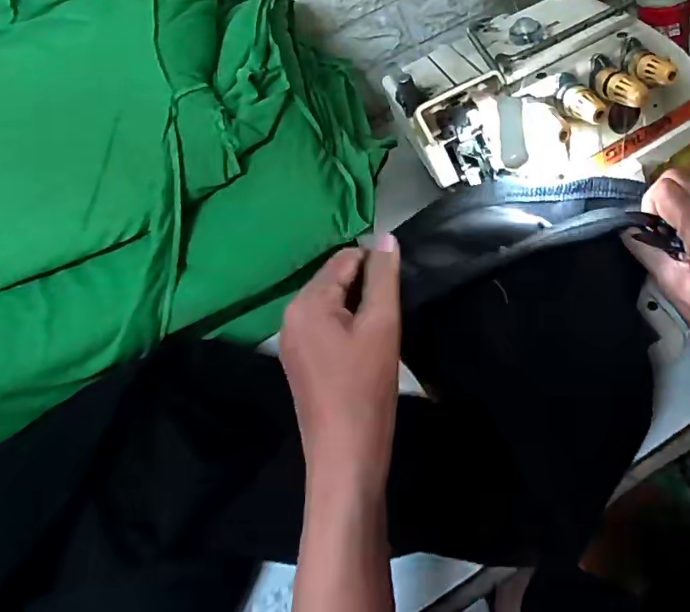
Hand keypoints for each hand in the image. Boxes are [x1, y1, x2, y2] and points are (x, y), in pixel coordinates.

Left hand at [280, 236, 400, 488]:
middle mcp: (291, 316)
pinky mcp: (302, 360)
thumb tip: (386, 238)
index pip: (346, 258)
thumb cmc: (365, 384)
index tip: (398, 290)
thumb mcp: (382, 323)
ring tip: (383, 328)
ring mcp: (293, 340)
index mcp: (306, 303)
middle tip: (392, 311)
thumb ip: (384, 276)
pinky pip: (328, 324)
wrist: (347, 452)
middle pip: (337, 278)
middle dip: (367, 286)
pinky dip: (350, 325)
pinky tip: (368, 345)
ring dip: (361, 306)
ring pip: (335, 302)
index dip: (377, 266)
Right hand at [621, 171, 689, 383]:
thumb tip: (626, 226)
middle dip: (662, 199)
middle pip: (681, 178)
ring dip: (680, 206)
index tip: (653, 232)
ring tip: (682, 240)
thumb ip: (644, 249)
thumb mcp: (670, 285)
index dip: (651, 205)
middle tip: (663, 231)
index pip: (668, 189)